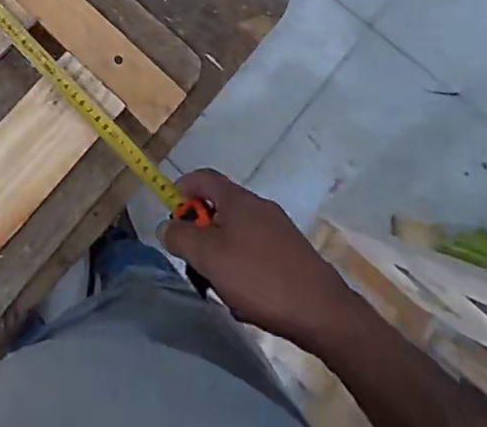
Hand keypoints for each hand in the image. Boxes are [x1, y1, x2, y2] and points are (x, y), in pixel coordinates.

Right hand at [159, 170, 368, 348]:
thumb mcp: (209, 257)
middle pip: (219, 207)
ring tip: (218, 286)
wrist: (320, 309)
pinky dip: (241, 267)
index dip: (182, 189)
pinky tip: (244, 298)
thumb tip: (166, 225)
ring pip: (236, 232)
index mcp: (238, 199)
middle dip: (200, 232)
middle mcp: (259, 206)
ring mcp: (278, 228)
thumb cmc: (258, 277)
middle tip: (193, 261)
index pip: (203, 177)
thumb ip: (181, 237)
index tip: (170, 214)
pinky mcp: (290, 252)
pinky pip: (255, 251)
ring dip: (220, 254)